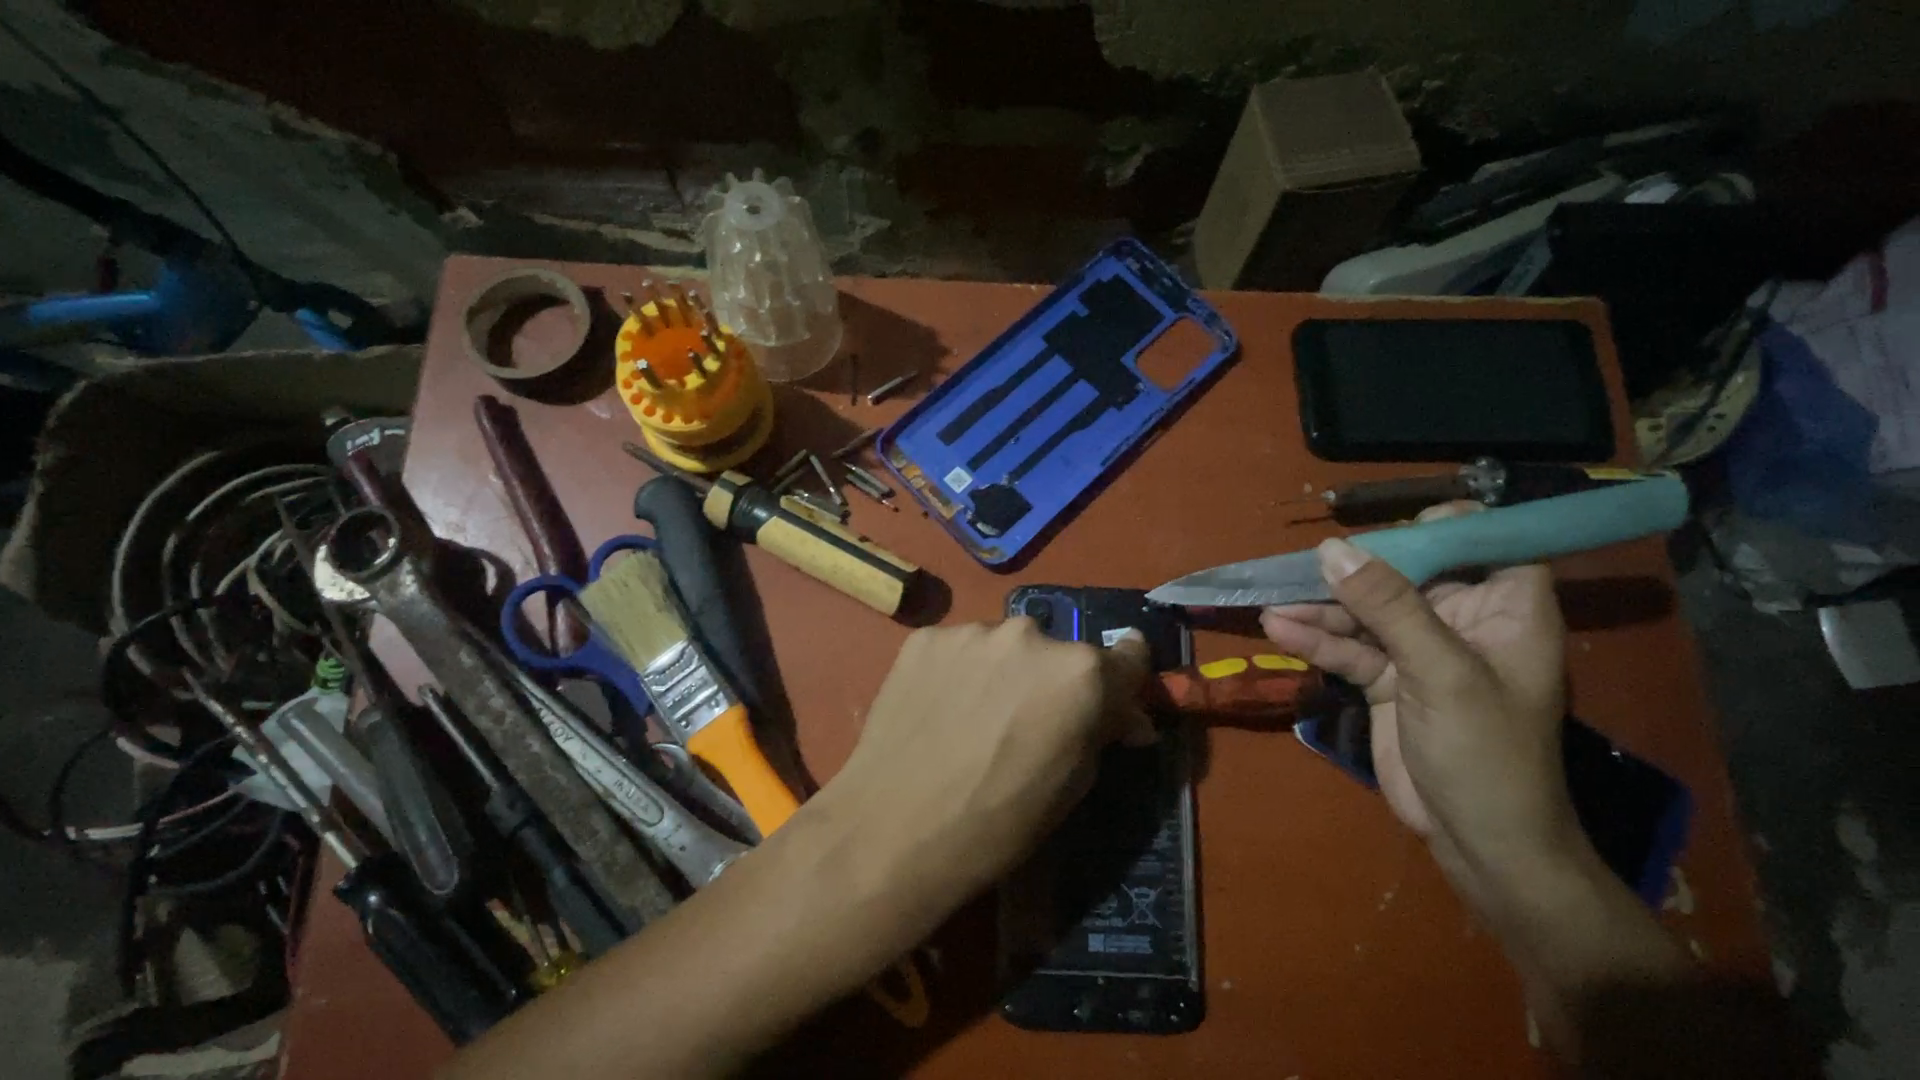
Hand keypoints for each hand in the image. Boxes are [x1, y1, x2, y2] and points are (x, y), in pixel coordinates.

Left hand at [821, 618, 1152, 900]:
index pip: (1128, 658)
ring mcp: (971, 631)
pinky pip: (958, 650)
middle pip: (1059, 652)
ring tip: (974, 720)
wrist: (894, 829)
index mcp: (1080, 673)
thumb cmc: (999, 822)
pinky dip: (957, 673)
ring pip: (1004, 647)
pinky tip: (939, 712)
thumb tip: (1124, 716)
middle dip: (1052, 682)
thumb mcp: (1072, 786)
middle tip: (1028, 723)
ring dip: (1002, 673)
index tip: (1115, 698)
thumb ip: (1101, 733)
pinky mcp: (923, 638)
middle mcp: (1030, 634)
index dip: (1125, 681)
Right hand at [1260, 503, 1575, 876]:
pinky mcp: (1389, 682)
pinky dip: (1316, 640)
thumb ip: (1387, 607)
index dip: (1443, 528)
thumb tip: (1331, 549)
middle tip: (1307, 566)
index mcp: (1506, 608)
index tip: (1390, 531)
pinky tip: (1278, 629)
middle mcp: (1464, 621)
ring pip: (1368, 613)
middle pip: (1408, 573)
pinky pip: (1349, 649)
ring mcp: (1421, 652)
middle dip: (1358, 568)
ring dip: (1323, 609)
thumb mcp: (1439, 672)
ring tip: (1274, 601)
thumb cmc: (1485, 751)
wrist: (1479, 841)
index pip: (1485, 542)